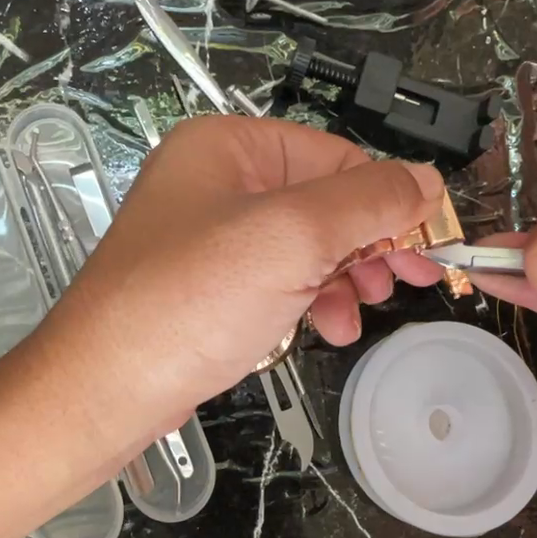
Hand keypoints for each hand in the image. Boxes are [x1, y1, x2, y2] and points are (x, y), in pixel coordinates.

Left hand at [21, 116, 444, 448]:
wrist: (105, 390)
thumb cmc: (191, 301)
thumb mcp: (292, 237)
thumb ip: (368, 201)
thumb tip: (428, 179)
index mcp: (226, 147)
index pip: (334, 155)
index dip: (387, 197)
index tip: (431, 241)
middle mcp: (214, 182)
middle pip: (321, 200)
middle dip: (367, 241)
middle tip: (411, 278)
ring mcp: (208, 238)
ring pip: (303, 245)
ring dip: (343, 276)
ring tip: (363, 309)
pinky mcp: (207, 288)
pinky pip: (275, 280)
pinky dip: (308, 300)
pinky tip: (327, 329)